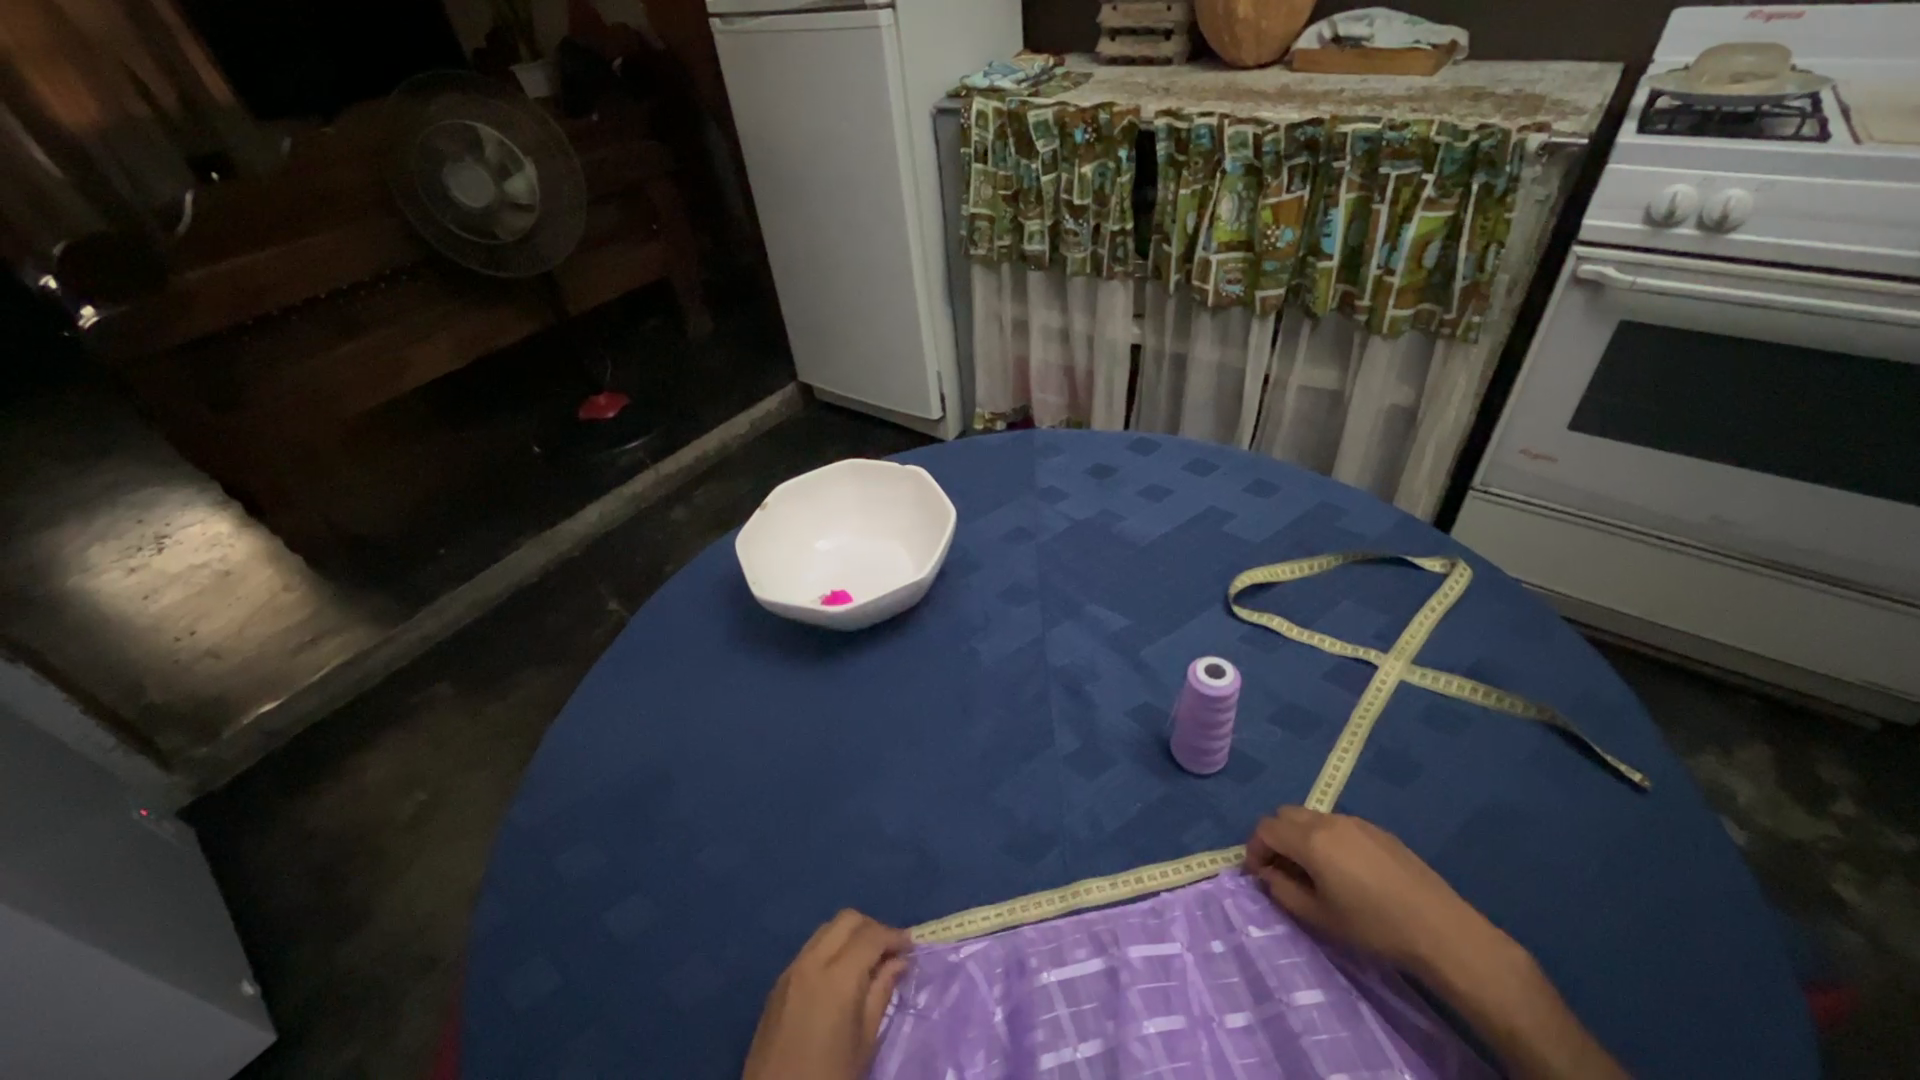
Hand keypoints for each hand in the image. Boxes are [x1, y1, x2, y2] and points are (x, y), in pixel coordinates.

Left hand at [742, 909, 910, 1079]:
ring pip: (826, 930)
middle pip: (846, 920)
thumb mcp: (865, 1041)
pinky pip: (810, 949)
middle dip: (873, 928)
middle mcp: (811, 963)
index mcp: (837, 978)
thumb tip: (898, 962)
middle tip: (890, 952)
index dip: (895, 936)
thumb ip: (881, 994)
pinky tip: (841, 976)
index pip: (871, 935)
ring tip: (868, 963)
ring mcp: (791, 970)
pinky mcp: (778, 983)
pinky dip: (831, 949)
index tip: (912, 947)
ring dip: (850, 936)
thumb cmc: (829, 1075)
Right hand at [1244, 806, 1503, 978]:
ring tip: (1312, 872)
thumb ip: (1283, 891)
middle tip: (1280, 871)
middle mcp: (1330, 821)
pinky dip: (1326, 839)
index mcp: (1311, 840)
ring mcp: (1357, 822)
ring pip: (1312, 818)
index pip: (1265, 829)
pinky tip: (1344, 871)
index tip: (1259, 876)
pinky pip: (1338, 825)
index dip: (1254, 850)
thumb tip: (1268, 875)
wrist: (1438, 928)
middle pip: (1285, 815)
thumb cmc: (1372, 927)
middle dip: (1275, 838)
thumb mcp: (1319, 916)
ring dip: (1300, 837)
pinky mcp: (1379, 831)